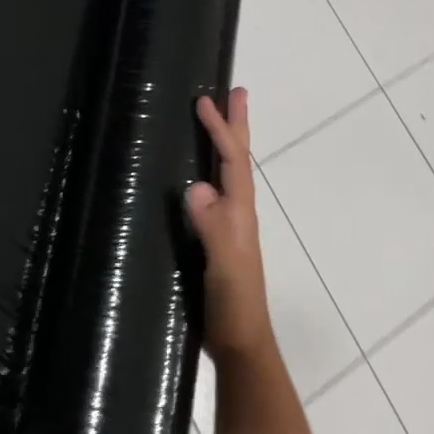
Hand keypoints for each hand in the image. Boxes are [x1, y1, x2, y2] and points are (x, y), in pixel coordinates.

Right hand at [186, 87, 275, 360]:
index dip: (220, 130)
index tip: (205, 100)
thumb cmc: (234, 303)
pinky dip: (207, 169)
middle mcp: (236, 212)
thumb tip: (196, 184)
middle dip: (236, 125)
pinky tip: (192, 171)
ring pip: (226, 172)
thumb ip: (213, 227)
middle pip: (237, 160)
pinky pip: (210, 191)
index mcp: (240, 213)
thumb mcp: (225, 265)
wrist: (239, 342)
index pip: (232, 162)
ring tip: (215, 117)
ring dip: (224, 142)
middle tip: (234, 90)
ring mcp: (226, 225)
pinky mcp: (212, 237)